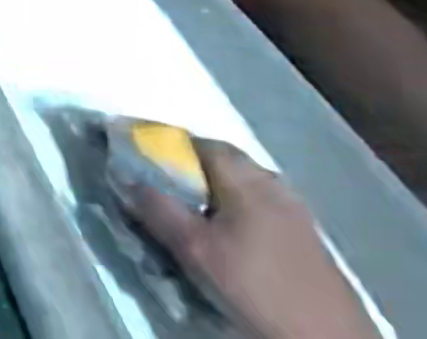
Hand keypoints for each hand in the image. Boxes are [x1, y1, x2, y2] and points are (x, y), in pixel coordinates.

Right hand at [128, 139, 378, 338]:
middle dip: (182, 165)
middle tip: (156, 184)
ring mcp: (292, 205)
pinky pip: (255, 203)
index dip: (156, 142)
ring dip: (208, 188)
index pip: (189, 139)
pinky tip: (225, 233)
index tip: (131, 153)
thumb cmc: (258, 287)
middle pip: (214, 157)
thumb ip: (157, 207)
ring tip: (188, 211)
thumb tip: (122, 173)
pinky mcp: (304, 233)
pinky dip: (231, 206)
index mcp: (242, 172)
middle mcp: (268, 176)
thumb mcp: (196, 251)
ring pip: (236, 181)